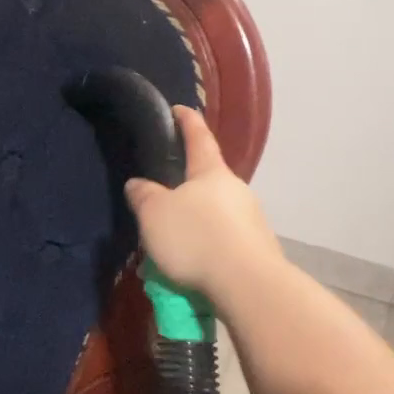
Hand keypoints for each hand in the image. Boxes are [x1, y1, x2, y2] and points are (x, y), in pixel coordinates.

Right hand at [125, 106, 280, 303]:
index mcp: (211, 173)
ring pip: (215, 213)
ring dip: (194, 222)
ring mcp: (250, 219)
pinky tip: (190, 264)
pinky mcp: (256, 248)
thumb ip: (144, 195)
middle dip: (186, 186)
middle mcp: (235, 190)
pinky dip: (205, 246)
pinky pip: (223, 239)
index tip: (179, 109)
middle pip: (208, 180)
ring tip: (171, 243)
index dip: (187, 121)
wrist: (246, 284)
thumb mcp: (154, 214)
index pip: (198, 138)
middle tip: (162, 199)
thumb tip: (138, 184)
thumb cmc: (196, 237)